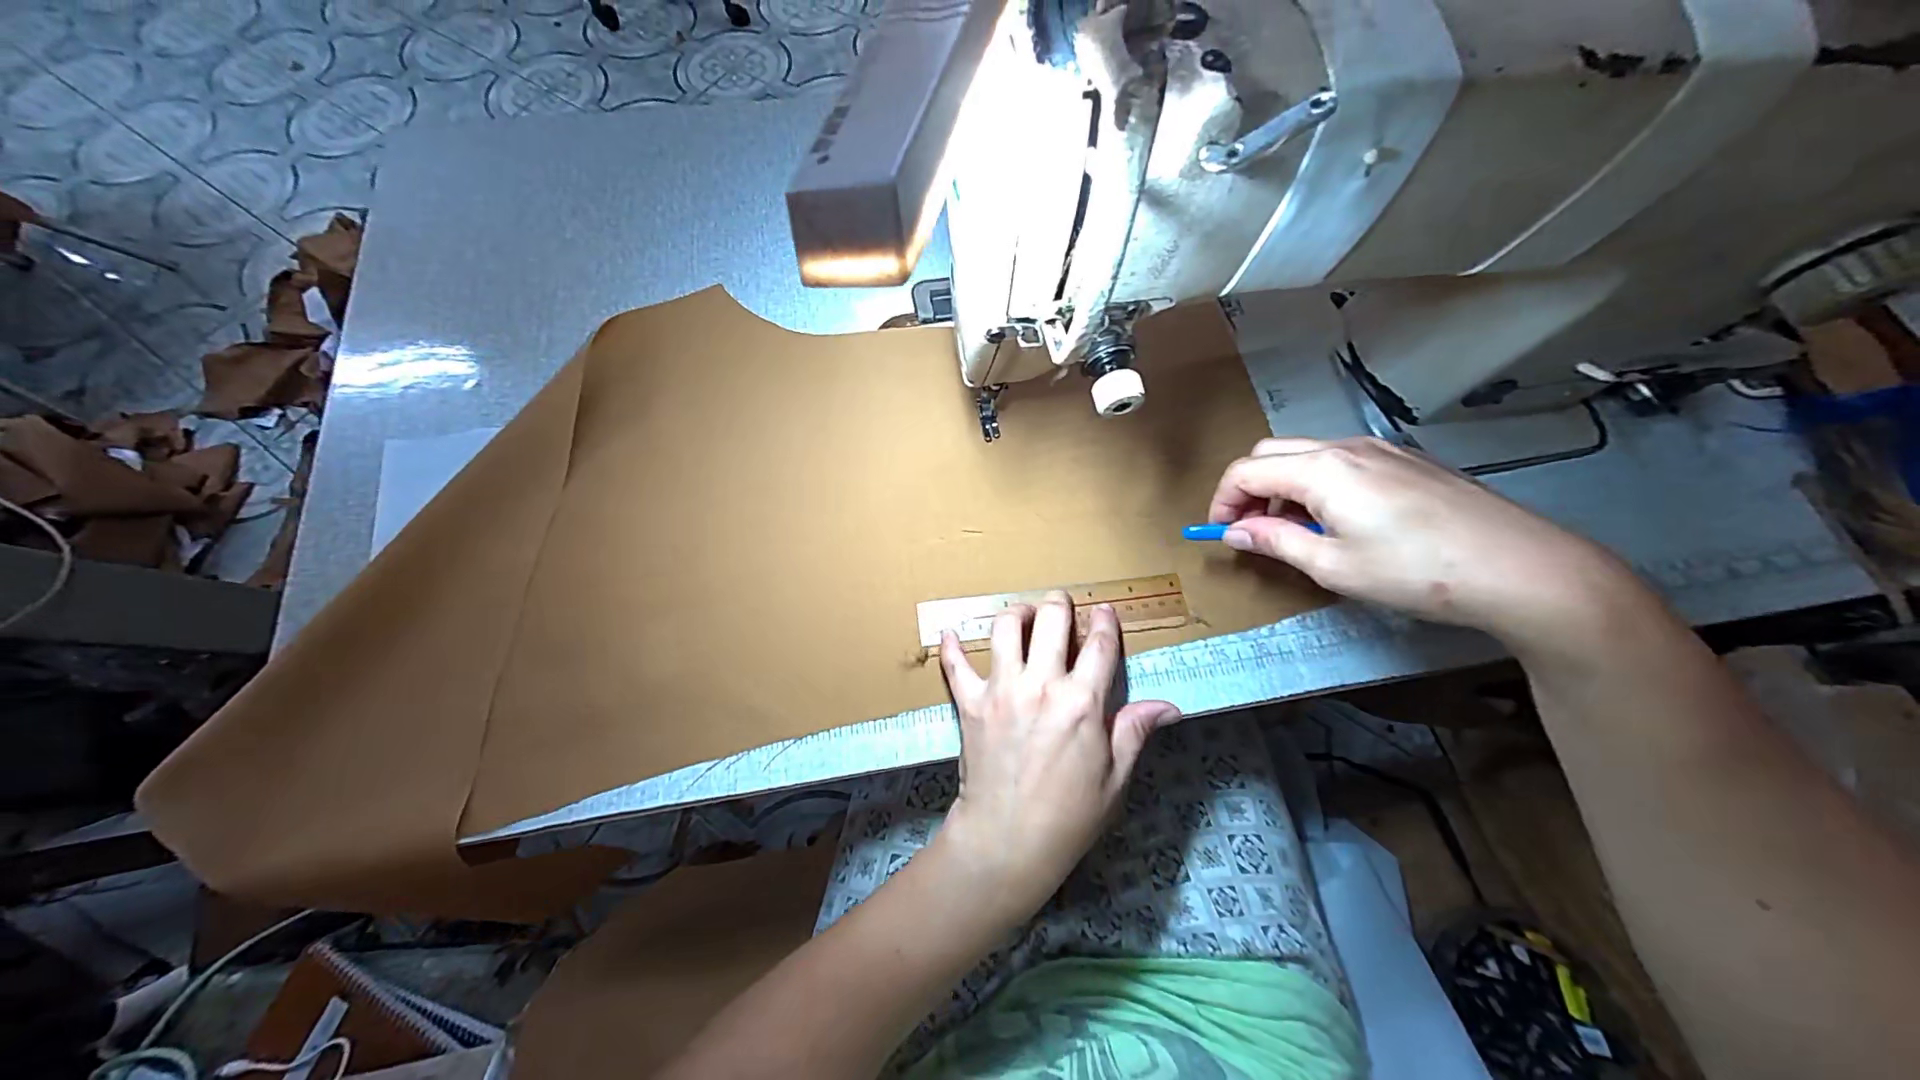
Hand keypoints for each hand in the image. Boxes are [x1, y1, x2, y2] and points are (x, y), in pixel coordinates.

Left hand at [935, 592, 1180, 921]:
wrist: (1008, 840)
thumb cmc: (1069, 816)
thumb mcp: (1115, 778)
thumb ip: (1134, 732)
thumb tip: (1168, 706)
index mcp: (1082, 702)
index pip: (1099, 646)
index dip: (1105, 622)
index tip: (1104, 611)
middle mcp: (1041, 685)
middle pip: (1051, 621)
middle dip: (1059, 604)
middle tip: (1060, 603)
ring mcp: (1002, 691)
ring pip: (1006, 629)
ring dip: (1016, 613)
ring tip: (1022, 615)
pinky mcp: (970, 704)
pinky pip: (955, 666)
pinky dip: (951, 647)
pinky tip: (951, 633)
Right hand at [1208, 437, 1644, 645]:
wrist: (1520, 567)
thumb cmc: (1416, 571)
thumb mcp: (1332, 566)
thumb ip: (1275, 541)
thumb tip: (1234, 532)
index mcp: (1322, 469)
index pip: (1246, 469)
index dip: (1222, 501)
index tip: (1219, 533)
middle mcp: (1347, 447)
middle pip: (1271, 452)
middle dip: (1248, 488)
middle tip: (1251, 530)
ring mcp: (1382, 449)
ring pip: (1307, 454)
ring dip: (1283, 485)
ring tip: (1295, 530)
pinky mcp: (1407, 460)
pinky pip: (1342, 461)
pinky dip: (1318, 483)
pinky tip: (1339, 520)